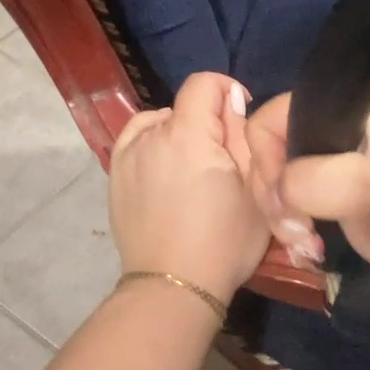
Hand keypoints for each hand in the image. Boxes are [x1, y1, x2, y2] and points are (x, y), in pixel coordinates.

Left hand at [108, 73, 269, 301]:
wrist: (173, 286)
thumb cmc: (225, 241)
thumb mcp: (255, 189)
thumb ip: (244, 136)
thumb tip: (232, 99)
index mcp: (187, 134)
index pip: (203, 83)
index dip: (227, 92)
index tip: (241, 119)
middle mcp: (150, 136)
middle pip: (183, 107)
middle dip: (207, 122)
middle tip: (224, 159)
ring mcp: (127, 156)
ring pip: (158, 123)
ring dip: (179, 134)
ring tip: (194, 168)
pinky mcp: (115, 176)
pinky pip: (137, 142)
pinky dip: (154, 146)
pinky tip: (167, 172)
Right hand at [242, 95, 369, 285]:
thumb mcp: (362, 187)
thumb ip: (310, 180)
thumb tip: (279, 191)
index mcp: (330, 109)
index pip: (263, 123)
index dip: (266, 164)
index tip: (288, 201)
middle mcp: (324, 126)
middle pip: (266, 157)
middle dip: (274, 200)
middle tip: (300, 233)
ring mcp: (328, 156)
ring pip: (277, 183)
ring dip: (283, 219)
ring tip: (309, 246)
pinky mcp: (331, 184)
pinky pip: (292, 199)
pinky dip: (294, 225)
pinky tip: (312, 246)